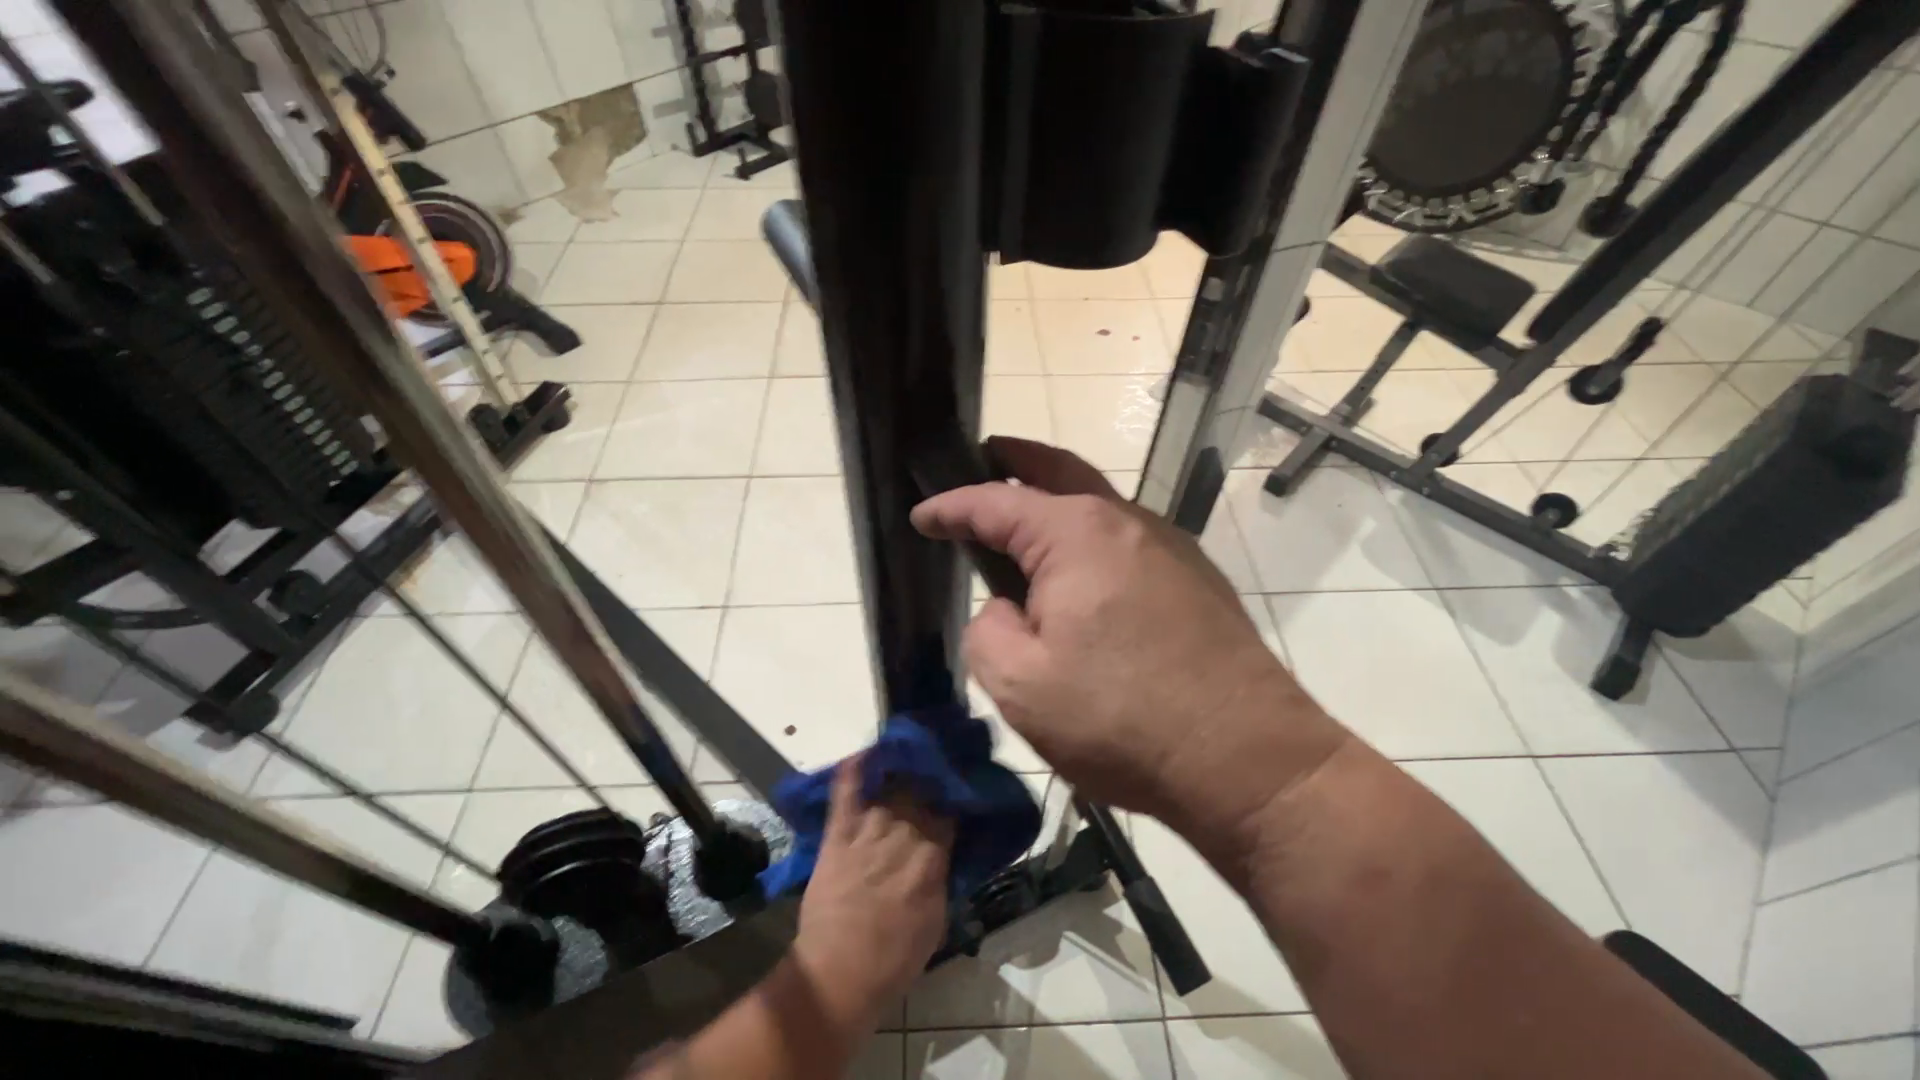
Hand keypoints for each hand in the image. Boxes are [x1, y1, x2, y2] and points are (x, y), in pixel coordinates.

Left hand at [790, 761, 953, 1034]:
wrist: (841, 971)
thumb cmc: (896, 958)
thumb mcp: (937, 919)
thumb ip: (941, 879)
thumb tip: (945, 855)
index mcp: (932, 860)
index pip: (949, 814)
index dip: (953, 798)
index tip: (957, 788)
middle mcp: (903, 837)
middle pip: (920, 794)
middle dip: (929, 778)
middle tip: (934, 766)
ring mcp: (868, 833)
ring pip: (889, 789)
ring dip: (900, 771)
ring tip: (908, 755)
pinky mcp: (838, 836)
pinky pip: (845, 795)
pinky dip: (853, 772)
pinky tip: (863, 754)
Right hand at [910, 437, 1349, 849]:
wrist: (1246, 759)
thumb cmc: (1121, 721)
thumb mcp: (1020, 686)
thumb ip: (990, 632)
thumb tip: (1009, 610)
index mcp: (1076, 535)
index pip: (995, 504)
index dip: (951, 508)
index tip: (921, 517)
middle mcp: (1127, 522)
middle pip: (1061, 472)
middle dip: (1017, 459)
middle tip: (985, 452)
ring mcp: (1171, 548)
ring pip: (1101, 506)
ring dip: (1059, 500)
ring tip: (1026, 519)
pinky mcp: (1198, 581)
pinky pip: (1129, 542)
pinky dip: (1093, 538)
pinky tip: (1083, 574)